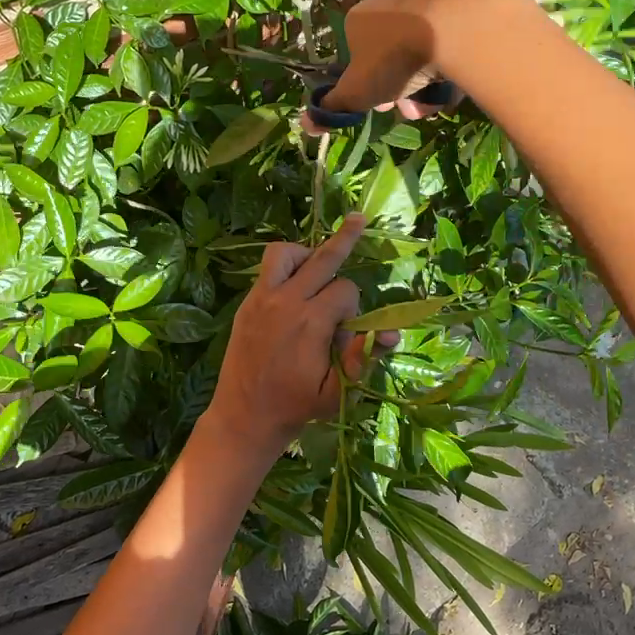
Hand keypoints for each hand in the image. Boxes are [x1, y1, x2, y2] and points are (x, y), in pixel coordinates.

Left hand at [202, 215, 394, 455]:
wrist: (244, 416)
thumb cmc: (296, 407)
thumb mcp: (337, 391)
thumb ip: (362, 357)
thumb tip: (390, 332)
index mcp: (310, 323)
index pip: (346, 290)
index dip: (354, 308)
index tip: (346, 332)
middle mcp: (285, 302)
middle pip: (321, 258)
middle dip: (345, 239)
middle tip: (358, 218)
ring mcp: (261, 300)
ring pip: (284, 253)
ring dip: (305, 254)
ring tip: (317, 265)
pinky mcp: (246, 305)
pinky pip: (266, 271)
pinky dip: (284, 270)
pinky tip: (294, 288)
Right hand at [301, 0, 533, 133]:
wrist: (455, 27)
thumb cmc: (393, 58)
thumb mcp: (356, 91)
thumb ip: (333, 107)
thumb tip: (305, 124)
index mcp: (359, 19)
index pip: (355, 57)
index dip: (364, 85)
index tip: (376, 103)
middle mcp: (390, 6)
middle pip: (388, 59)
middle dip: (396, 89)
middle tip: (404, 105)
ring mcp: (426, 5)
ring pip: (419, 57)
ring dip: (422, 87)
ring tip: (432, 103)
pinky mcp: (459, 11)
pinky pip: (447, 49)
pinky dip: (447, 71)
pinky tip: (453, 87)